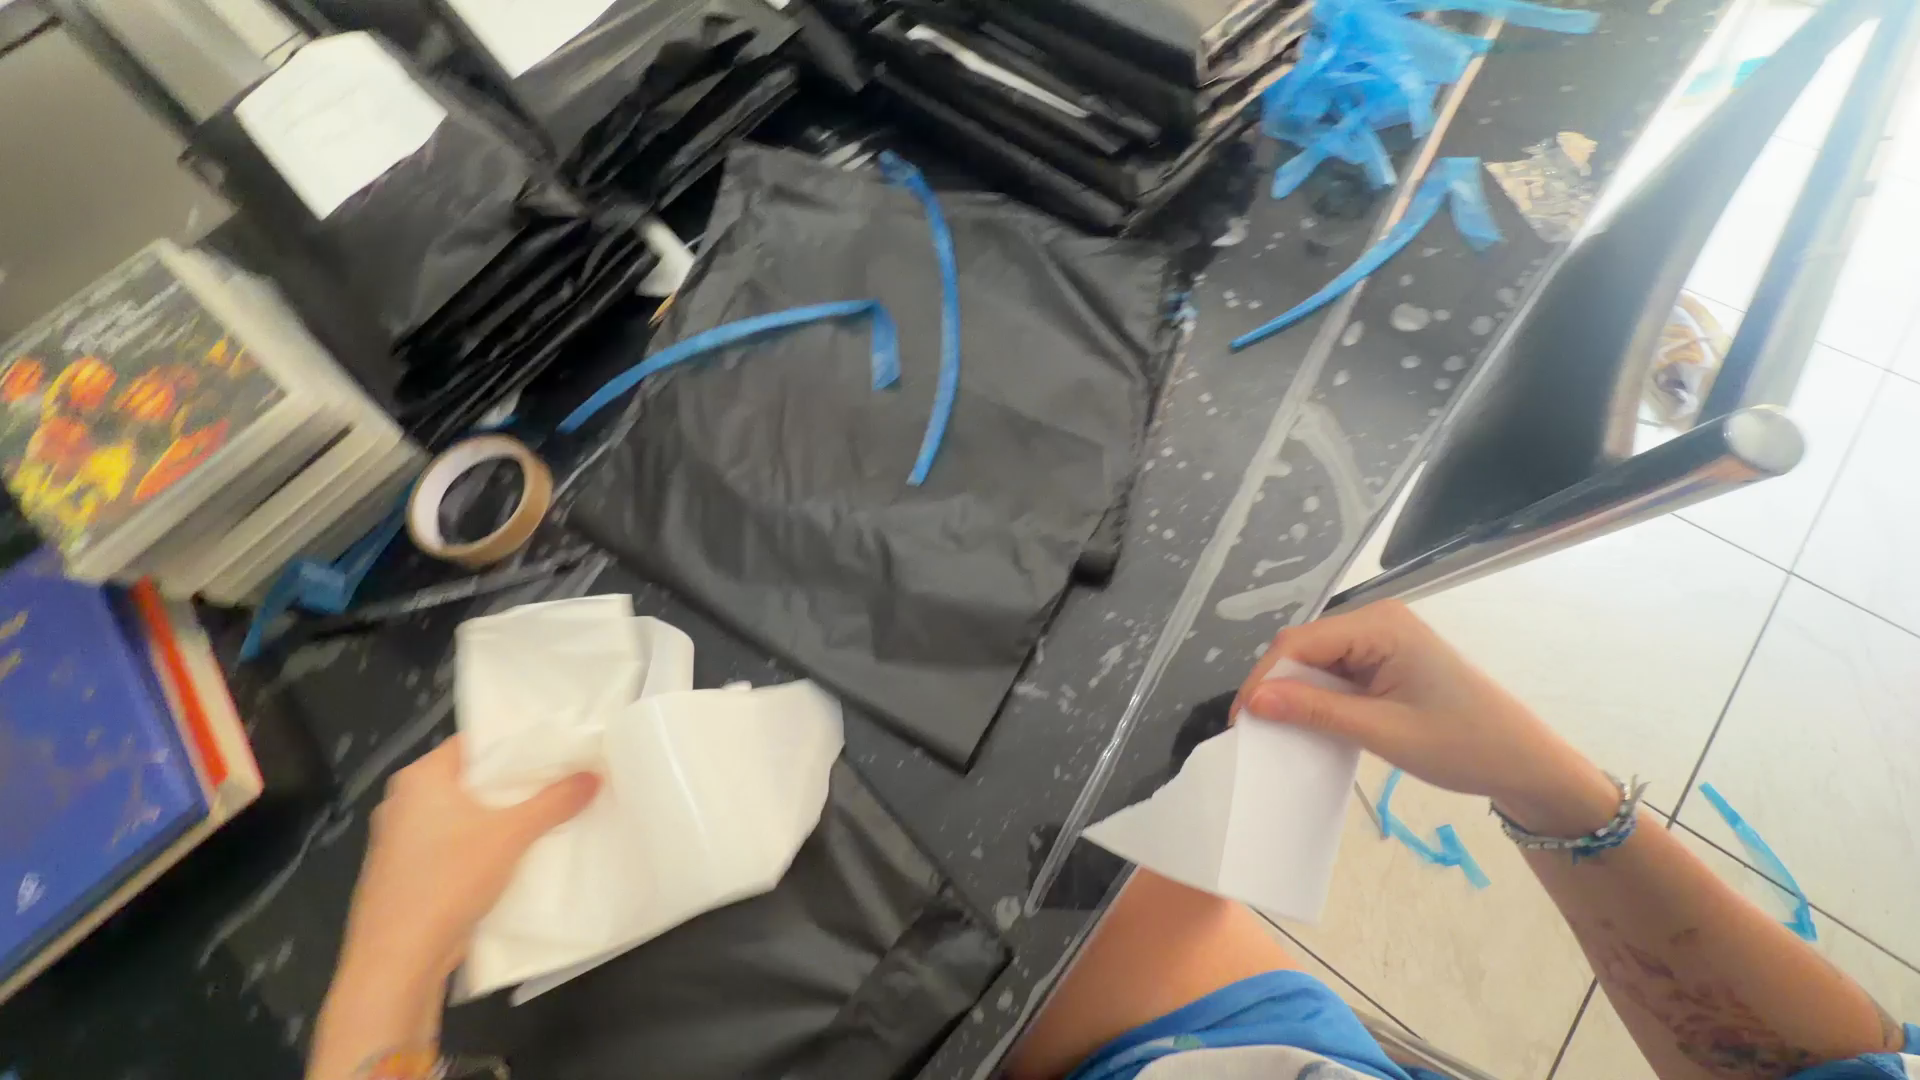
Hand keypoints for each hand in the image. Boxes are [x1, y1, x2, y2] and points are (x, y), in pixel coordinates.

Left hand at [339, 735, 599, 982]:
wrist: (396, 963)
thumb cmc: (447, 881)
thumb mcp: (513, 835)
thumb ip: (556, 801)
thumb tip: (595, 775)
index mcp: (420, 779)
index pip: (476, 741)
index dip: (518, 741)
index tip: (558, 744)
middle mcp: (404, 802)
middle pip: (473, 777)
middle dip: (516, 779)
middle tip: (563, 774)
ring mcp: (401, 840)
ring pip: (465, 812)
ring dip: (502, 813)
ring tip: (550, 808)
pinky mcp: (407, 873)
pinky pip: (455, 841)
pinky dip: (484, 840)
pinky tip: (519, 849)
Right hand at [1236, 601, 1616, 833]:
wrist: (1528, 766)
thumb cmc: (1464, 745)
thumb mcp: (1384, 731)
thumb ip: (1315, 711)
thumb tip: (1253, 701)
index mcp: (1380, 625)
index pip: (1299, 642)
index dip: (1265, 678)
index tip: (1242, 720)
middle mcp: (1376, 621)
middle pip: (1303, 647)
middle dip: (1276, 685)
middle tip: (1255, 727)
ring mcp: (1380, 639)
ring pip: (1314, 660)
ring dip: (1295, 692)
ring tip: (1274, 727)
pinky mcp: (1383, 660)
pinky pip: (1334, 672)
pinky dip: (1317, 697)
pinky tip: (1307, 720)